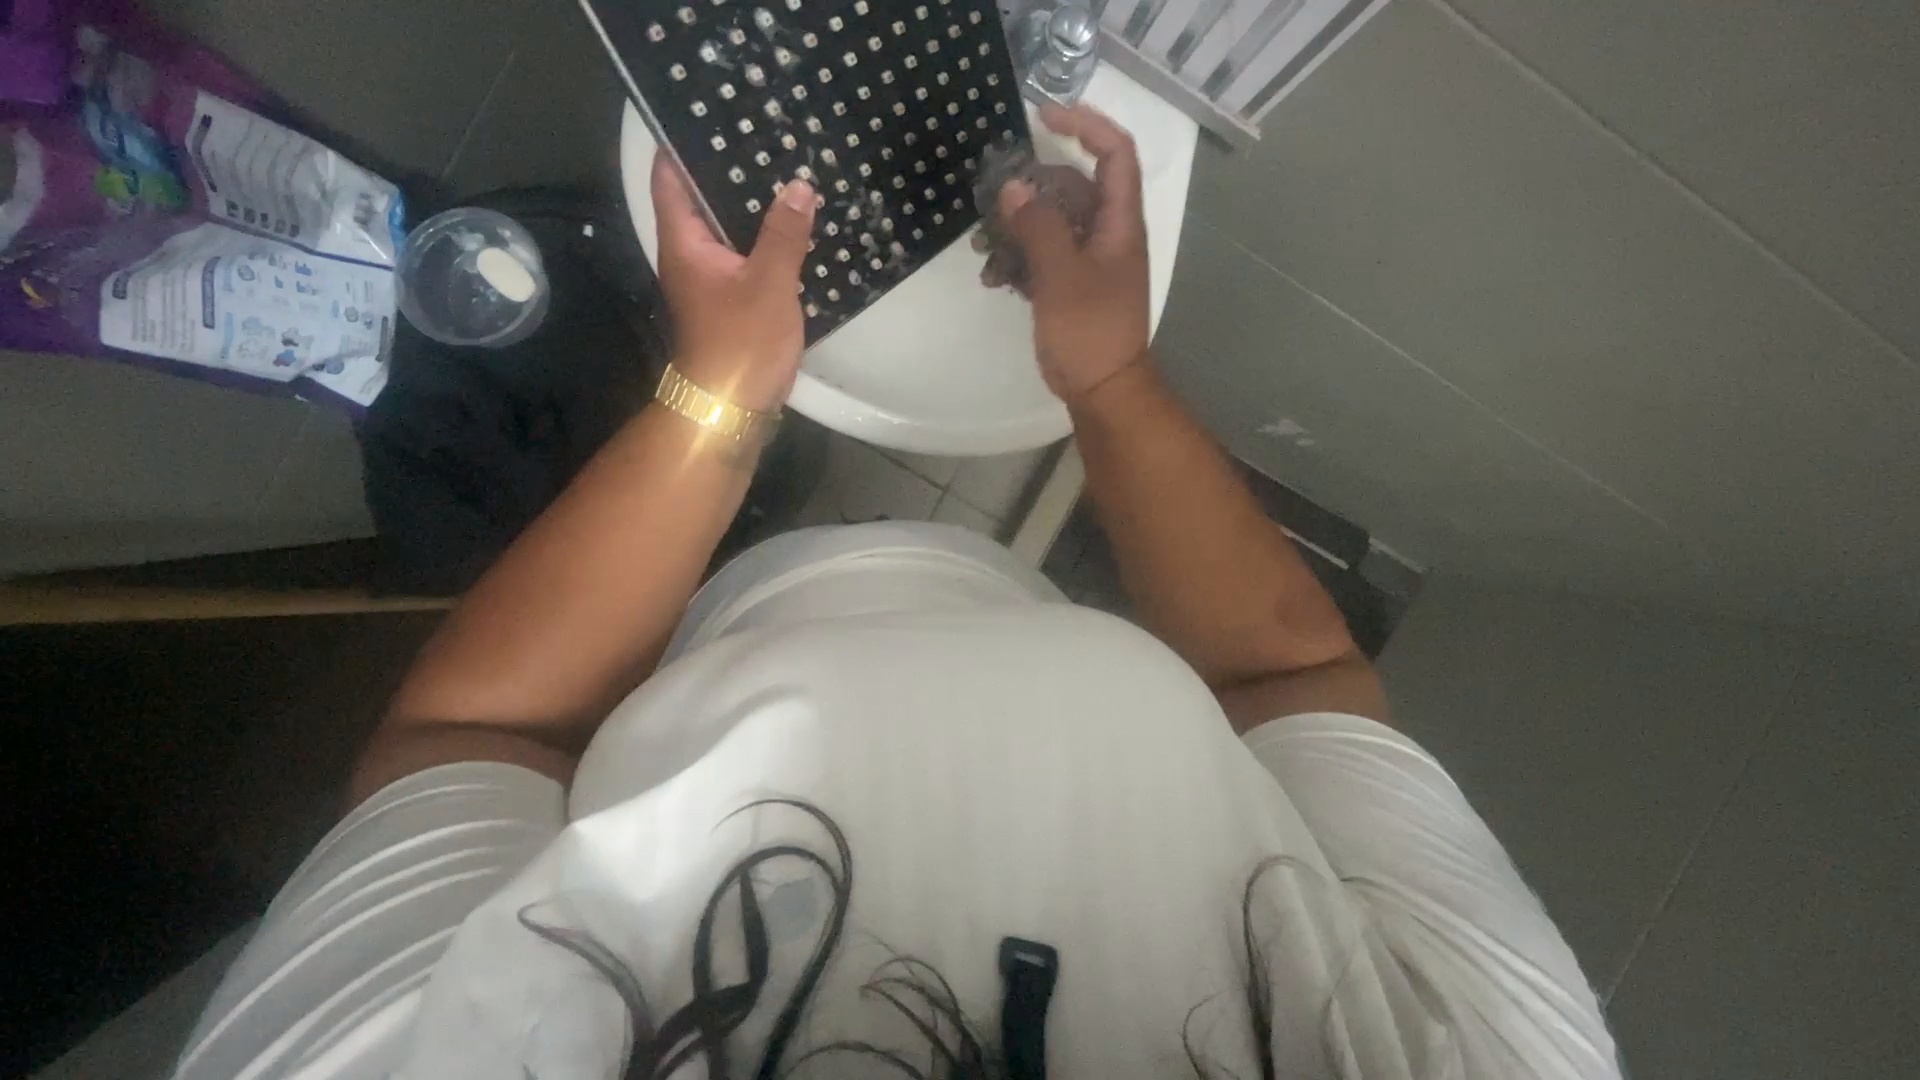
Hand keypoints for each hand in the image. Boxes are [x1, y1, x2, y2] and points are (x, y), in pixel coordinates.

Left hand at [652, 151, 815, 411]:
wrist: (733, 407)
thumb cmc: (741, 343)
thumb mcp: (769, 284)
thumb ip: (784, 234)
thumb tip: (798, 186)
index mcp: (684, 243)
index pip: (670, 178)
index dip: (682, 144)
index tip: (711, 117)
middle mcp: (690, 255)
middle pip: (701, 199)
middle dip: (729, 172)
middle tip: (766, 139)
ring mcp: (710, 279)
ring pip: (728, 230)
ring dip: (752, 208)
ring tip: (787, 175)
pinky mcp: (732, 300)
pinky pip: (747, 256)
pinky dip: (766, 240)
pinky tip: (796, 229)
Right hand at [997, 105, 1150, 407]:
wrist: (1101, 390)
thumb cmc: (1091, 331)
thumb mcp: (1062, 276)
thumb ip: (1037, 227)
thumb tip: (1011, 187)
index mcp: (1118, 223)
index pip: (1115, 154)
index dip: (1086, 125)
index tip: (1043, 116)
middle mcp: (1105, 235)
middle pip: (1069, 189)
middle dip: (1029, 190)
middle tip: (991, 198)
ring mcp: (1086, 263)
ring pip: (1048, 225)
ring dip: (1014, 230)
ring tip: (982, 247)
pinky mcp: (1067, 288)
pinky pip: (1040, 259)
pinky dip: (1016, 262)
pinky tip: (992, 278)